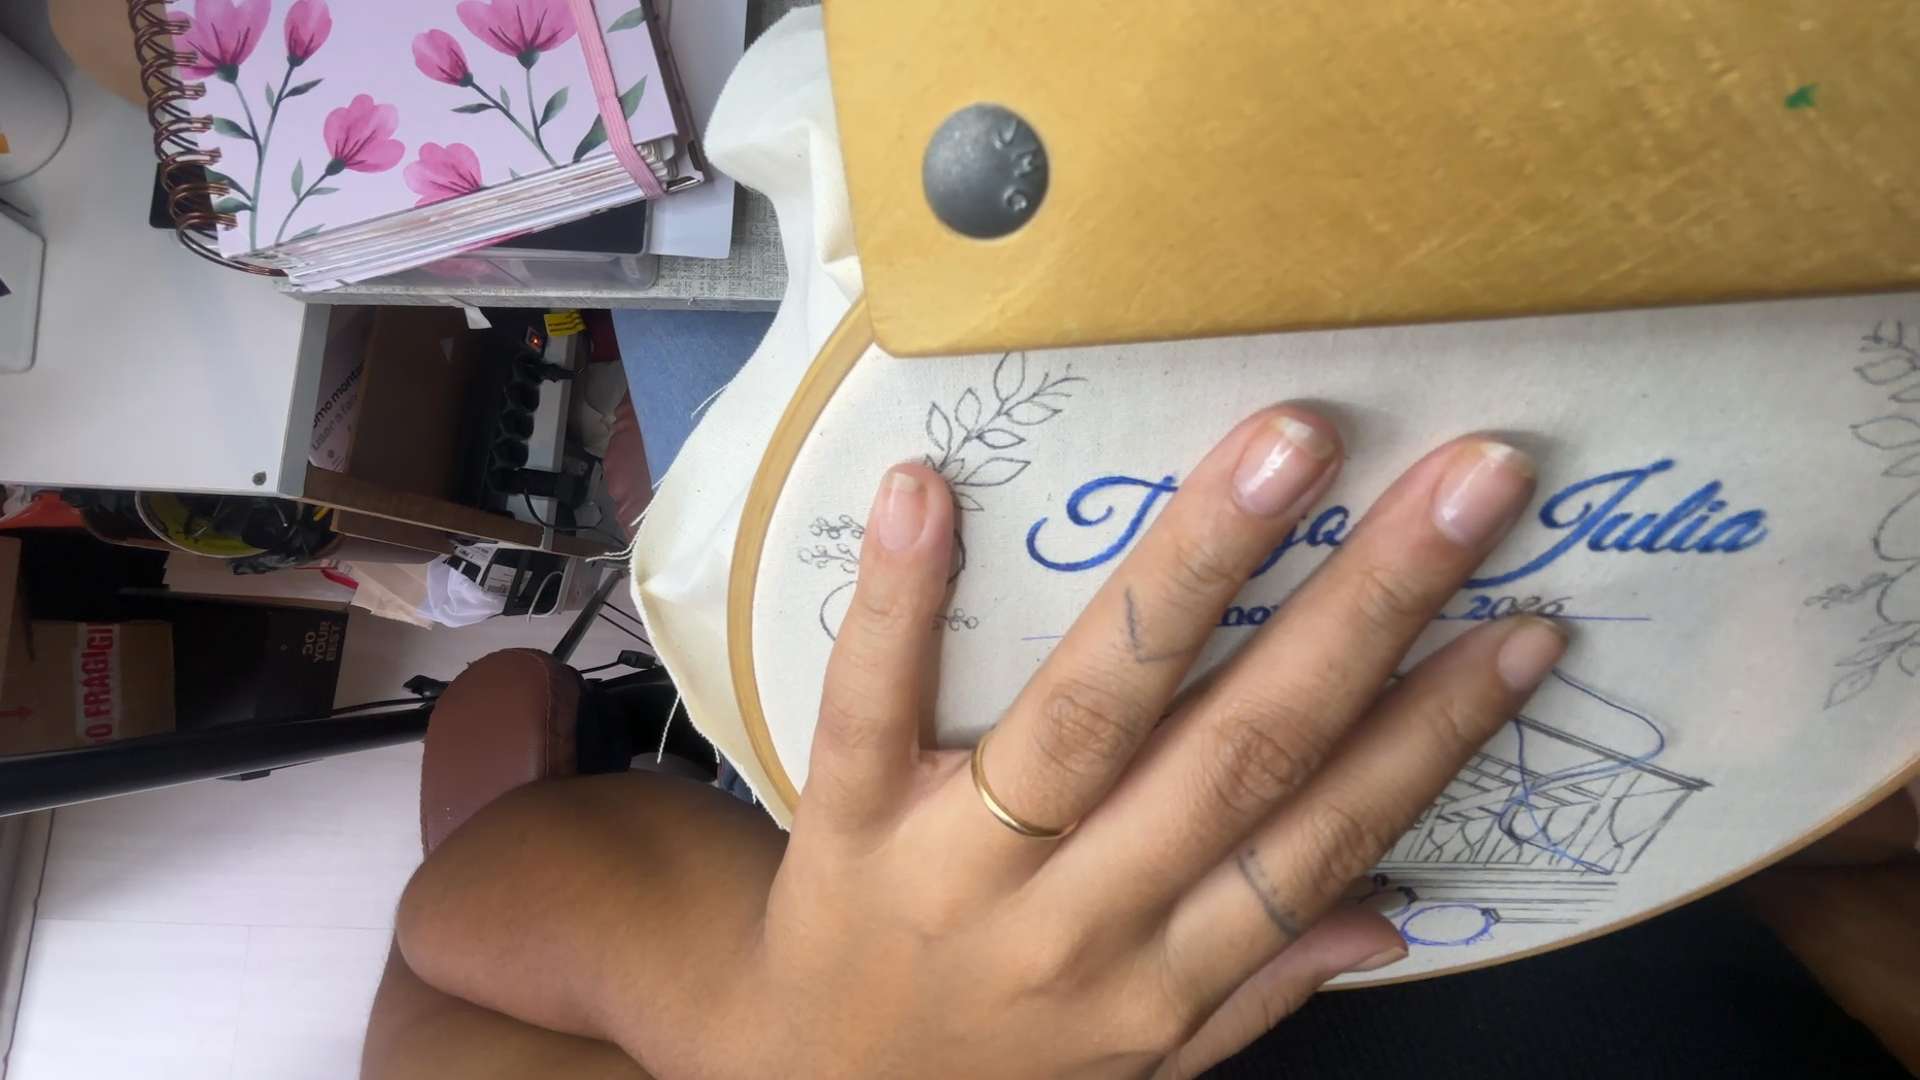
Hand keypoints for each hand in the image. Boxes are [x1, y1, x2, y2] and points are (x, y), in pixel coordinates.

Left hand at [636, 408, 1563, 1078]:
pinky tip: (924, 488)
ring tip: (1279, 456)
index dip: (1429, 736)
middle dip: (1357, 609)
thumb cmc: (987, 1052)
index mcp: (1153, 975)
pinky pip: (872, 695)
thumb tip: (1388, 915)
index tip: (1518, 629)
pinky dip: (905, 591)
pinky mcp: (845, 810)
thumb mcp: (1135, 1058)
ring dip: (1194, 569)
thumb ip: (1252, 989)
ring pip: (1093, 708)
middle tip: (1452, 483)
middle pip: (1235, 749)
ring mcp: (951, 858)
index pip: (1314, 840)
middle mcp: (1071, 915)